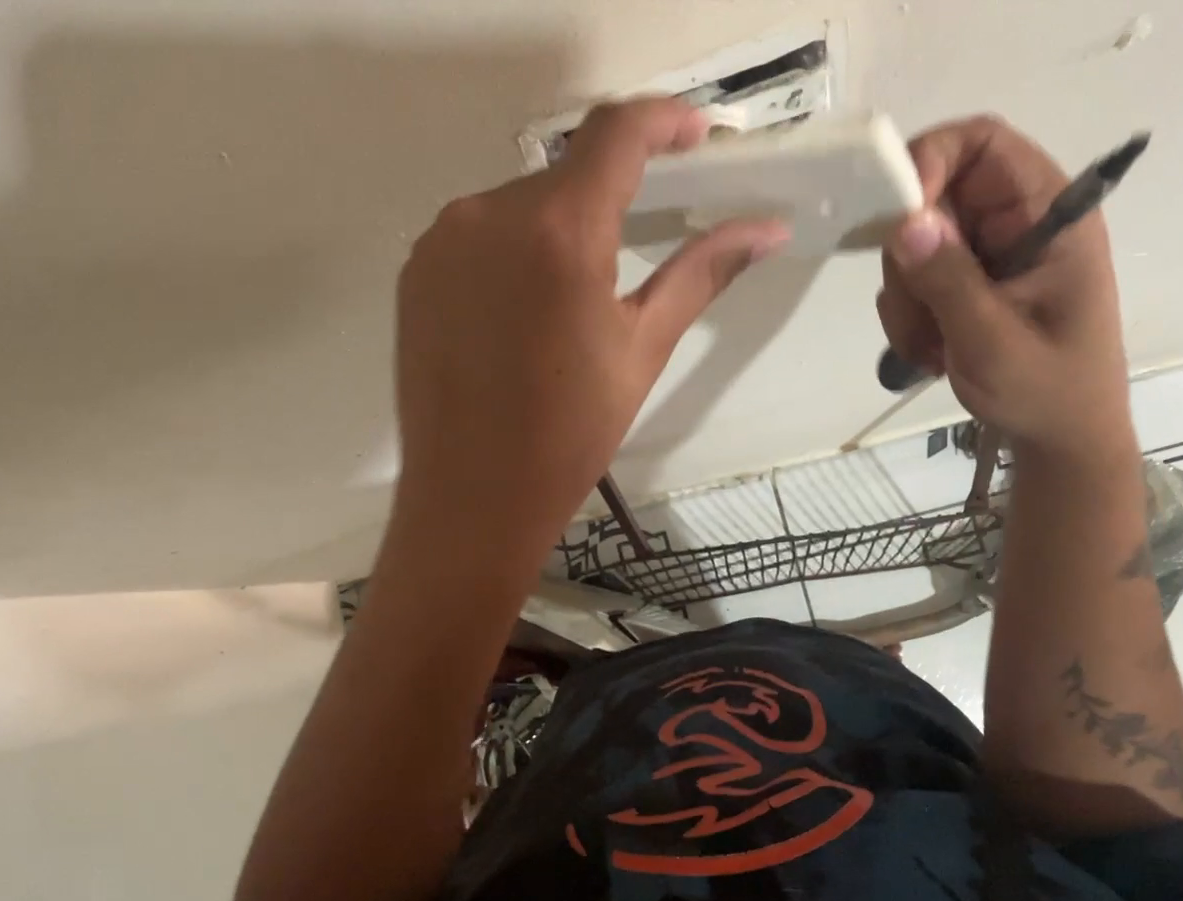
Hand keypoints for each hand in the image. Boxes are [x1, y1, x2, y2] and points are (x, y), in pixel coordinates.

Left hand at [392, 98, 788, 551]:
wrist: (472, 498)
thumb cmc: (569, 434)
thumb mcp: (643, 349)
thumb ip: (700, 274)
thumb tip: (767, 229)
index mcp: (559, 230)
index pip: (616, 133)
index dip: (663, 120)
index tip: (695, 137)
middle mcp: (490, 213)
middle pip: (567, 174)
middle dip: (611, 193)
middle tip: (642, 237)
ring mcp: (442, 241)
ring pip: (519, 204)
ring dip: (558, 226)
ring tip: (577, 294)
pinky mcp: (415, 271)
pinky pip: (478, 236)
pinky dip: (513, 251)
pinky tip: (525, 310)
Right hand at [876, 116, 1131, 456]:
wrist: (1061, 440)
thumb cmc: (1047, 392)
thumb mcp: (993, 341)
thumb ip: (949, 281)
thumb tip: (905, 220)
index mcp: (1047, 216)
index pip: (984, 144)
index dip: (932, 158)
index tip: (895, 213)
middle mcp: (1015, 223)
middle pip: (934, 196)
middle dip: (910, 257)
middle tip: (916, 314)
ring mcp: (988, 254)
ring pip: (914, 244)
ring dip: (907, 299)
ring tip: (931, 349)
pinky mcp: (966, 283)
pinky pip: (913, 279)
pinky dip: (908, 317)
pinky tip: (931, 353)